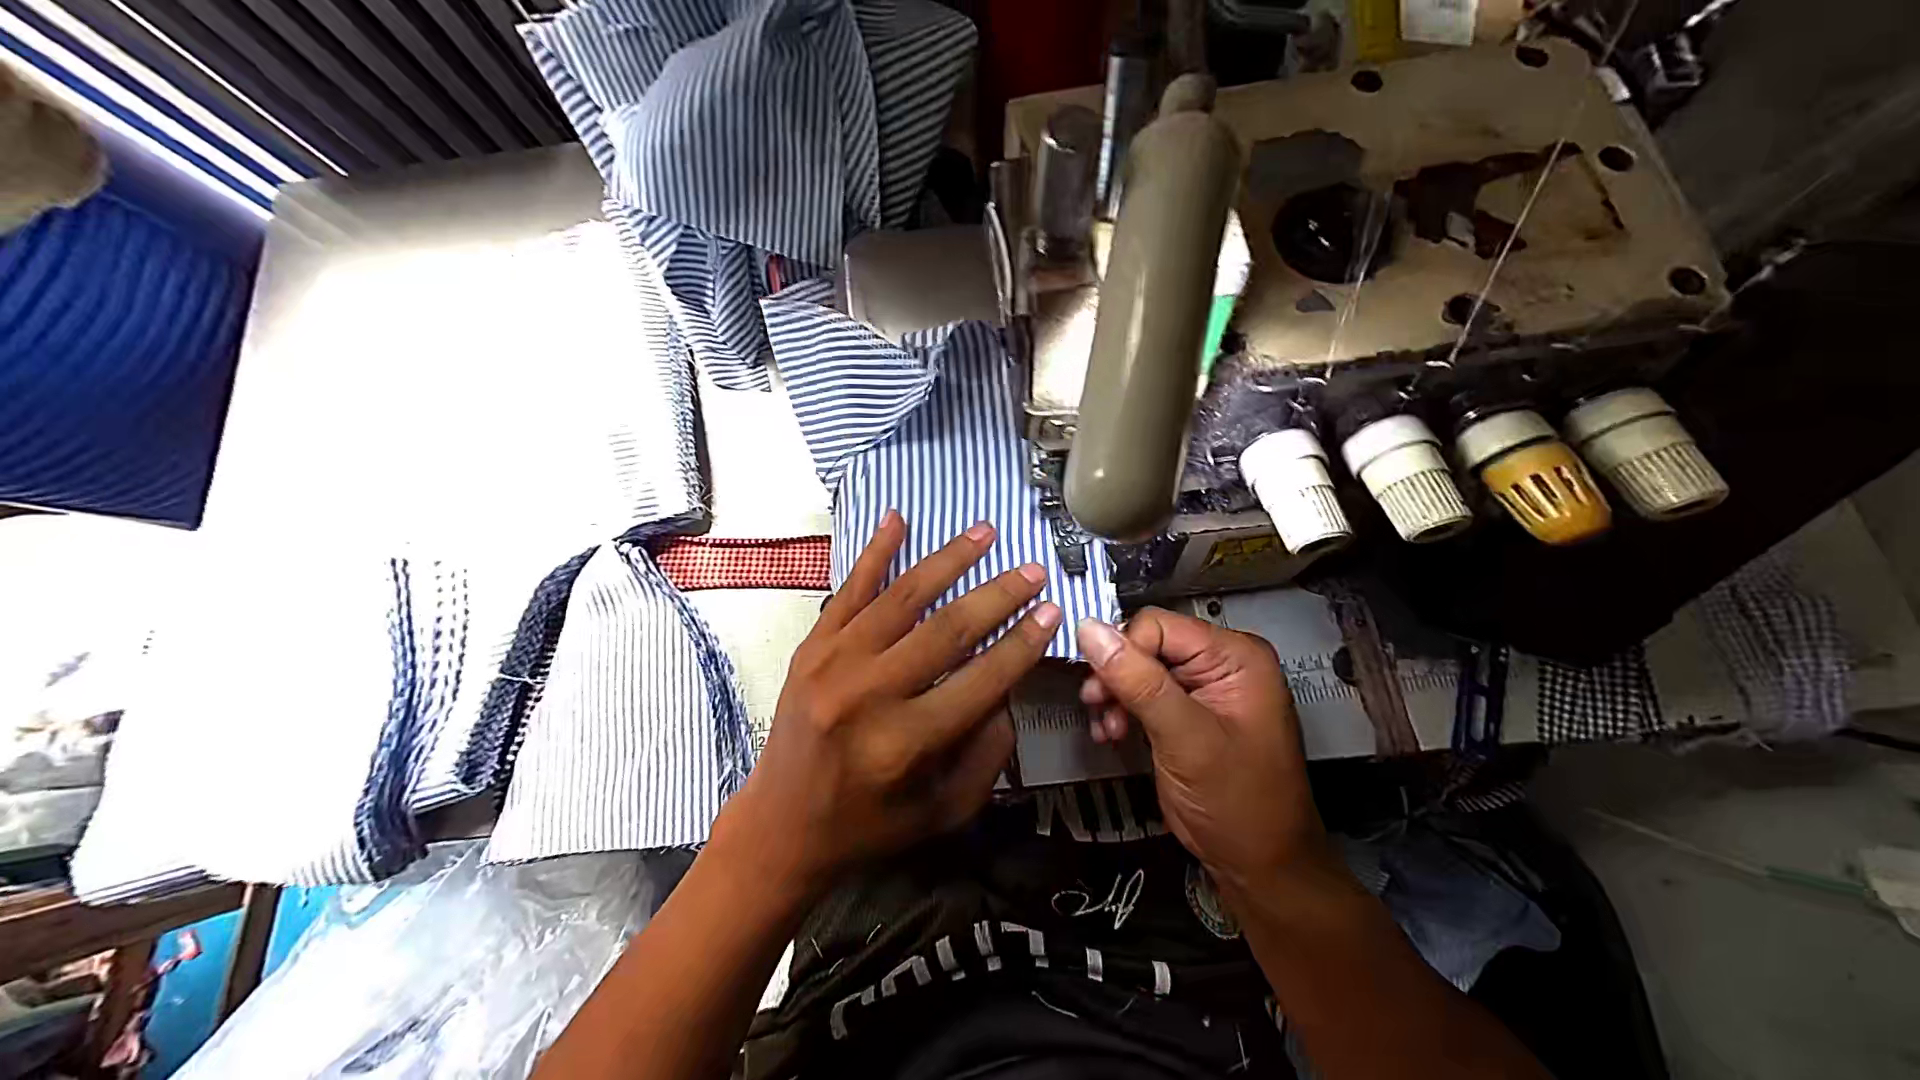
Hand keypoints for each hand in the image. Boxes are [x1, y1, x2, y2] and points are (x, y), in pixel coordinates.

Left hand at [723, 511, 1060, 891]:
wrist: (780, 825)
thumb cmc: (868, 825)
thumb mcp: (943, 809)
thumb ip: (987, 751)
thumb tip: (1007, 686)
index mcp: (904, 743)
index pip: (980, 679)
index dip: (1022, 644)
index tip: (1052, 613)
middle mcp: (867, 694)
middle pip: (947, 630)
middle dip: (998, 596)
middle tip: (1032, 570)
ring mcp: (832, 663)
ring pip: (901, 597)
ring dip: (947, 561)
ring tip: (984, 533)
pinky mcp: (811, 648)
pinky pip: (849, 590)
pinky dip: (875, 553)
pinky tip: (898, 520)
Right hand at [1076, 609, 1339, 894]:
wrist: (1260, 866)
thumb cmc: (1238, 802)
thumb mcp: (1185, 737)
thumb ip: (1137, 681)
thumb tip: (1089, 629)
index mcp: (1235, 656)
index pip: (1157, 626)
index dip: (1122, 652)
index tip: (1099, 688)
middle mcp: (1220, 663)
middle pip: (1145, 645)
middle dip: (1116, 678)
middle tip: (1099, 709)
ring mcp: (1203, 688)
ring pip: (1137, 670)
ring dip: (1114, 697)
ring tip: (1108, 728)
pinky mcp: (1186, 712)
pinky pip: (1142, 694)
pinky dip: (1121, 711)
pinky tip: (1112, 733)